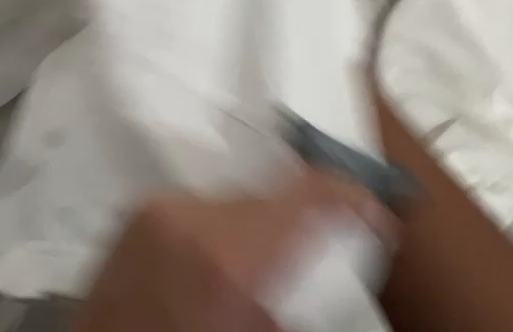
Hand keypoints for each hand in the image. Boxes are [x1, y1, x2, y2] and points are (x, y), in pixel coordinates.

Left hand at [72, 168, 397, 331]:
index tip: (377, 214)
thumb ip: (296, 301)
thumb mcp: (258, 330)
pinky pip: (198, 208)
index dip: (351, 196)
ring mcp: (156, 209)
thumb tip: (326, 278)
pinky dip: (220, 229)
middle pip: (270, 195)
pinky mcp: (135, 213)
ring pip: (234, 200)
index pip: (306, 193)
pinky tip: (220, 267)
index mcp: (228, 257)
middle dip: (301, 222)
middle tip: (323, 255)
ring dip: (258, 227)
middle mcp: (188, 215)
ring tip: (259, 273)